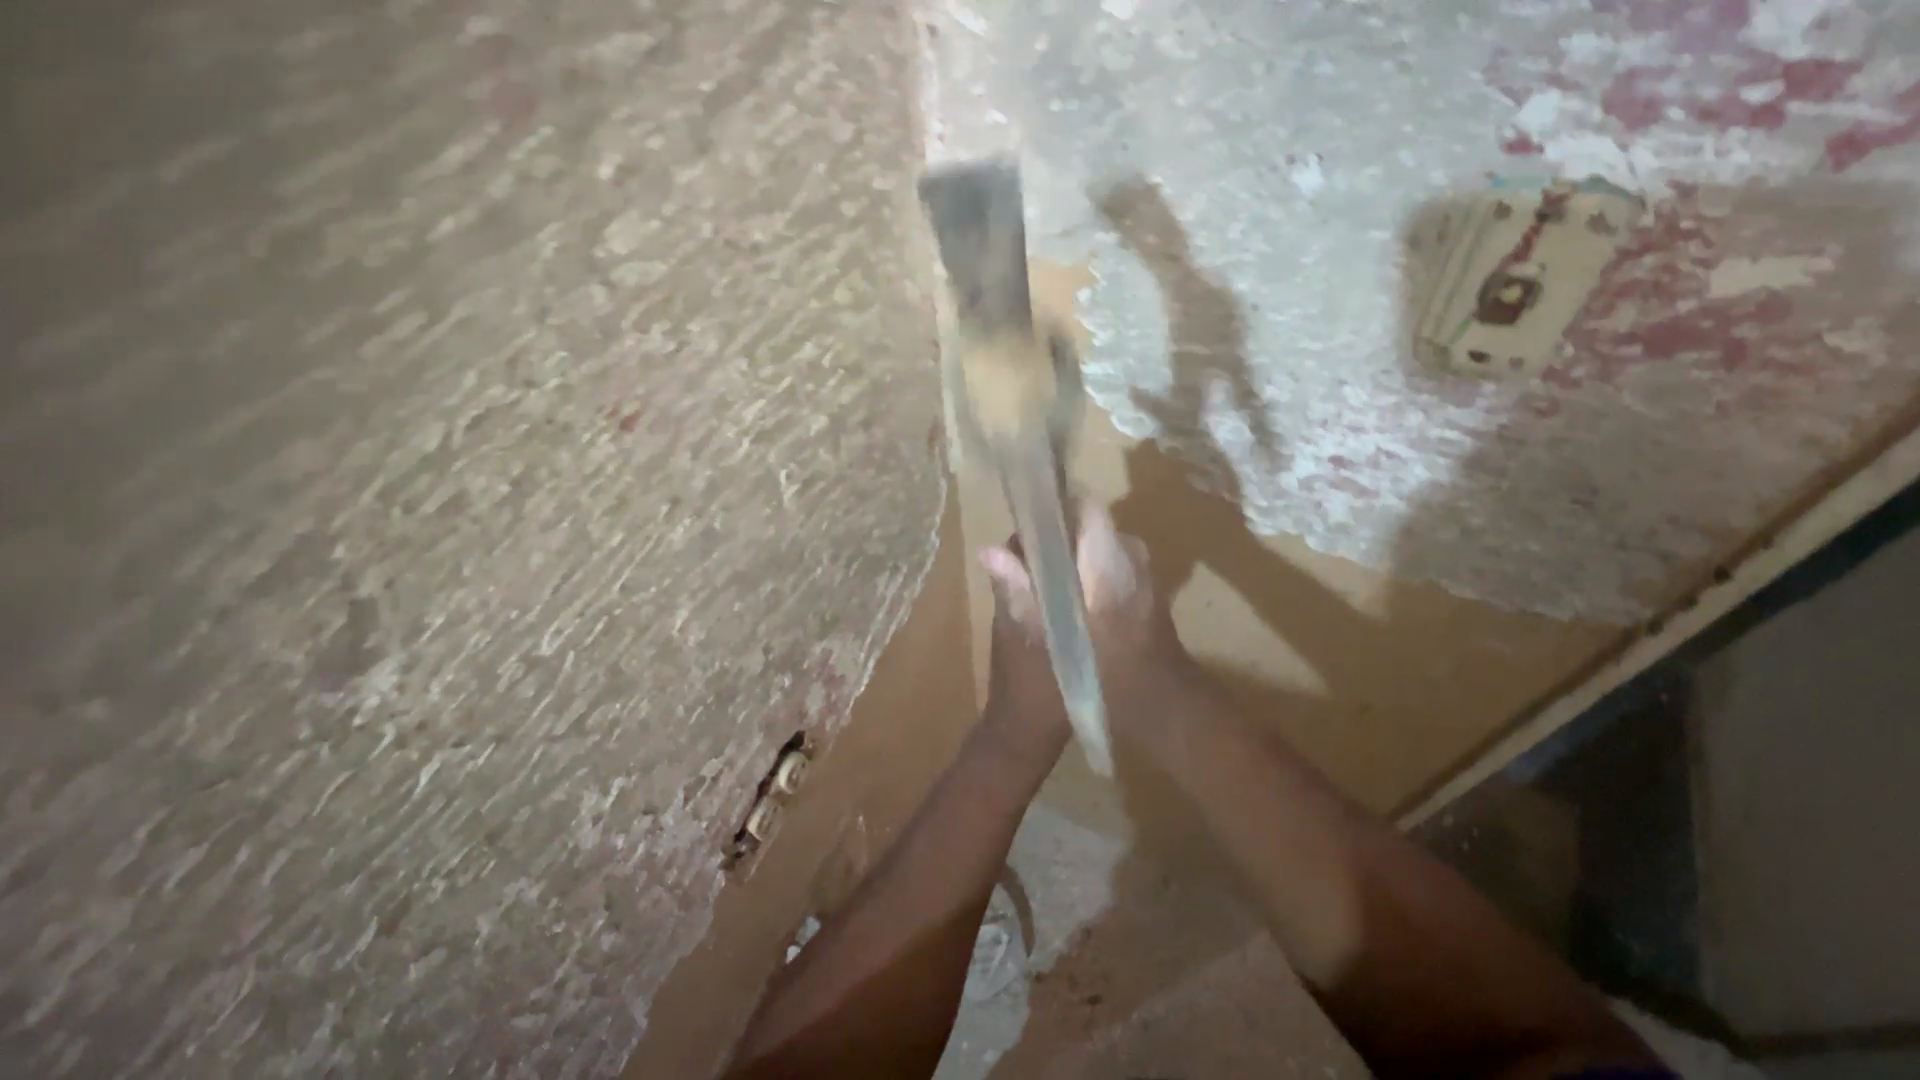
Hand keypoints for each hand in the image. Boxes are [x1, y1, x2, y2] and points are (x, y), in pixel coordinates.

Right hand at [978, 503, 1190, 744]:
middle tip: (1020, 567)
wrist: (1155, 712)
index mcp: (1110, 562)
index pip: (1085, 507)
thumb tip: (988, 550)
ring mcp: (1143, 574)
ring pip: (1094, 546)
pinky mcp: (1144, 592)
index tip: (1022, 523)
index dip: (1051, 507)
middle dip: (1051, 538)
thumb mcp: (1039, 641)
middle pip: (1085, 526)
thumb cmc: (1094, 680)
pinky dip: (1082, 576)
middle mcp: (1133, 558)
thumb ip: (1016, 592)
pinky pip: (1106, 566)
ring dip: (1065, 560)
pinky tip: (1062, 607)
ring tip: (1036, 589)